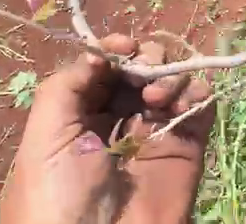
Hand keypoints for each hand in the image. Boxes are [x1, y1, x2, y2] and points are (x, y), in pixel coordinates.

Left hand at [0, 36, 213, 223]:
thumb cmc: (60, 200)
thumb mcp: (42, 144)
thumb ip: (65, 87)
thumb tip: (101, 49)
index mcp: (78, 122)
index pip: (104, 69)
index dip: (115, 51)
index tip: (125, 45)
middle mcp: (119, 121)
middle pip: (142, 67)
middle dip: (147, 58)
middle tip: (144, 73)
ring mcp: (157, 131)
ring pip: (174, 78)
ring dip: (172, 74)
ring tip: (160, 98)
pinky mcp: (189, 142)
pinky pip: (202, 101)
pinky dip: (198, 90)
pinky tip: (183, 104)